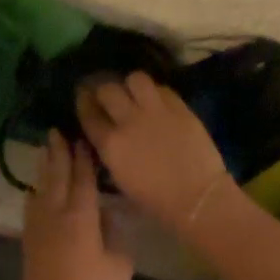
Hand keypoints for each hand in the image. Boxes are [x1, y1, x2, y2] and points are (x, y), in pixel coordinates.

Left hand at [18, 132, 133, 279]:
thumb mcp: (119, 264)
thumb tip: (106, 217)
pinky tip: (34, 191)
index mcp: (81, 215)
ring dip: (44, 168)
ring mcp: (38, 228)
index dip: (83, 157)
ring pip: (40, 189)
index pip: (82, 178)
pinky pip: (31, 207)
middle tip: (57, 132)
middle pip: (56, 176)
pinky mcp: (29, 243)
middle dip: (58, 153)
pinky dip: (35, 192)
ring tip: (45, 151)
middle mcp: (55, 214)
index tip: (83, 138)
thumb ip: (115, 236)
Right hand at [76, 72, 233, 231]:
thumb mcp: (121, 180)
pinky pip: (162, 89)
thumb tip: (107, 138)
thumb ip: (110, 153)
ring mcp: (155, 111)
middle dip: (104, 91)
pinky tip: (158, 102)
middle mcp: (128, 121)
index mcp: (110, 144)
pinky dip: (156, 93)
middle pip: (107, 90)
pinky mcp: (179, 108)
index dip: (84, 104)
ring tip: (135, 94)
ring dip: (132, 86)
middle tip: (109, 97)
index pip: (88, 114)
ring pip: (135, 79)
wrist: (196, 198)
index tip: (84, 100)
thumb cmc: (156, 200)